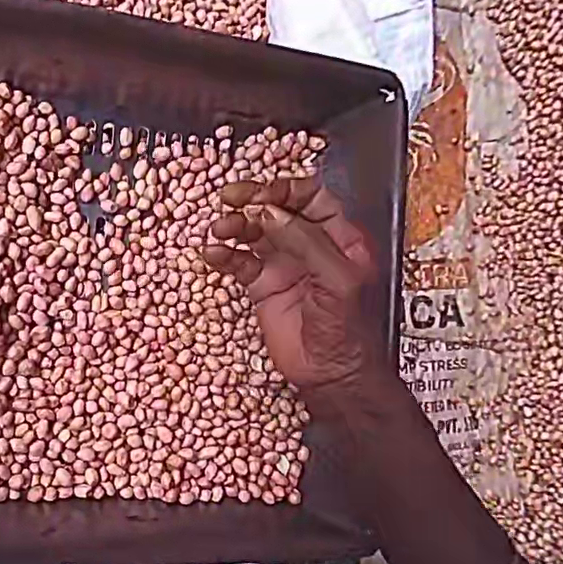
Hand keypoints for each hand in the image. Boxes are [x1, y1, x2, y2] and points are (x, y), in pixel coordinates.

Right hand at [201, 176, 383, 396]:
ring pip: (254, 234)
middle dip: (252, 200)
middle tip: (230, 198)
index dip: (286, 189)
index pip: (311, 198)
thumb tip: (271, 213)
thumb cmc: (348, 330)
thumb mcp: (337, 279)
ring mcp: (283, 265)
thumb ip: (305, 242)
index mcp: (339, 237)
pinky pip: (240, 263)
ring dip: (235, 227)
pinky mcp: (262, 286)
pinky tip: (213, 254)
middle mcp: (309, 245)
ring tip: (220, 228)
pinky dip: (224, 256)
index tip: (262, 192)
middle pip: (277, 210)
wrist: (330, 374)